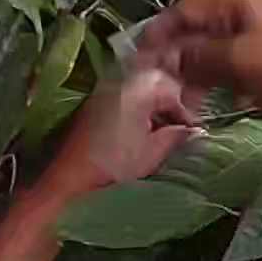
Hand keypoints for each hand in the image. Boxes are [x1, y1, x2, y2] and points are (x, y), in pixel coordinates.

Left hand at [43, 69, 201, 197]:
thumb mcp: (152, 151)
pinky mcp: (95, 100)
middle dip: (170, 102)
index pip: (173, 93)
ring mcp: (106, 89)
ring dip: (154, 102)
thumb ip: (175, 135)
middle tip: (178, 125)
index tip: (192, 130)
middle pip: (157, 82)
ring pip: (140, 85)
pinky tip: (141, 124)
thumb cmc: (113, 164)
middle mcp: (122, 82)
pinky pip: (124, 92)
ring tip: (161, 125)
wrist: (68, 178)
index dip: (184, 113)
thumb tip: (192, 129)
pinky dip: (137, 103)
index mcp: (139, 91)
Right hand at [134, 0, 261, 122]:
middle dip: (180, 57)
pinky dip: (232, 81)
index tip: (138, 59)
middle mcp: (250, 15)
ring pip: (223, 51)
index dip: (159, 32)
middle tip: (163, 88)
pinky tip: (233, 102)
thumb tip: (163, 56)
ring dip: (204, 73)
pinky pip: (245, 66)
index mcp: (238, 6)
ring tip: (192, 102)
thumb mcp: (239, 60)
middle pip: (202, 31)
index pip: (186, 10)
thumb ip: (198, 57)